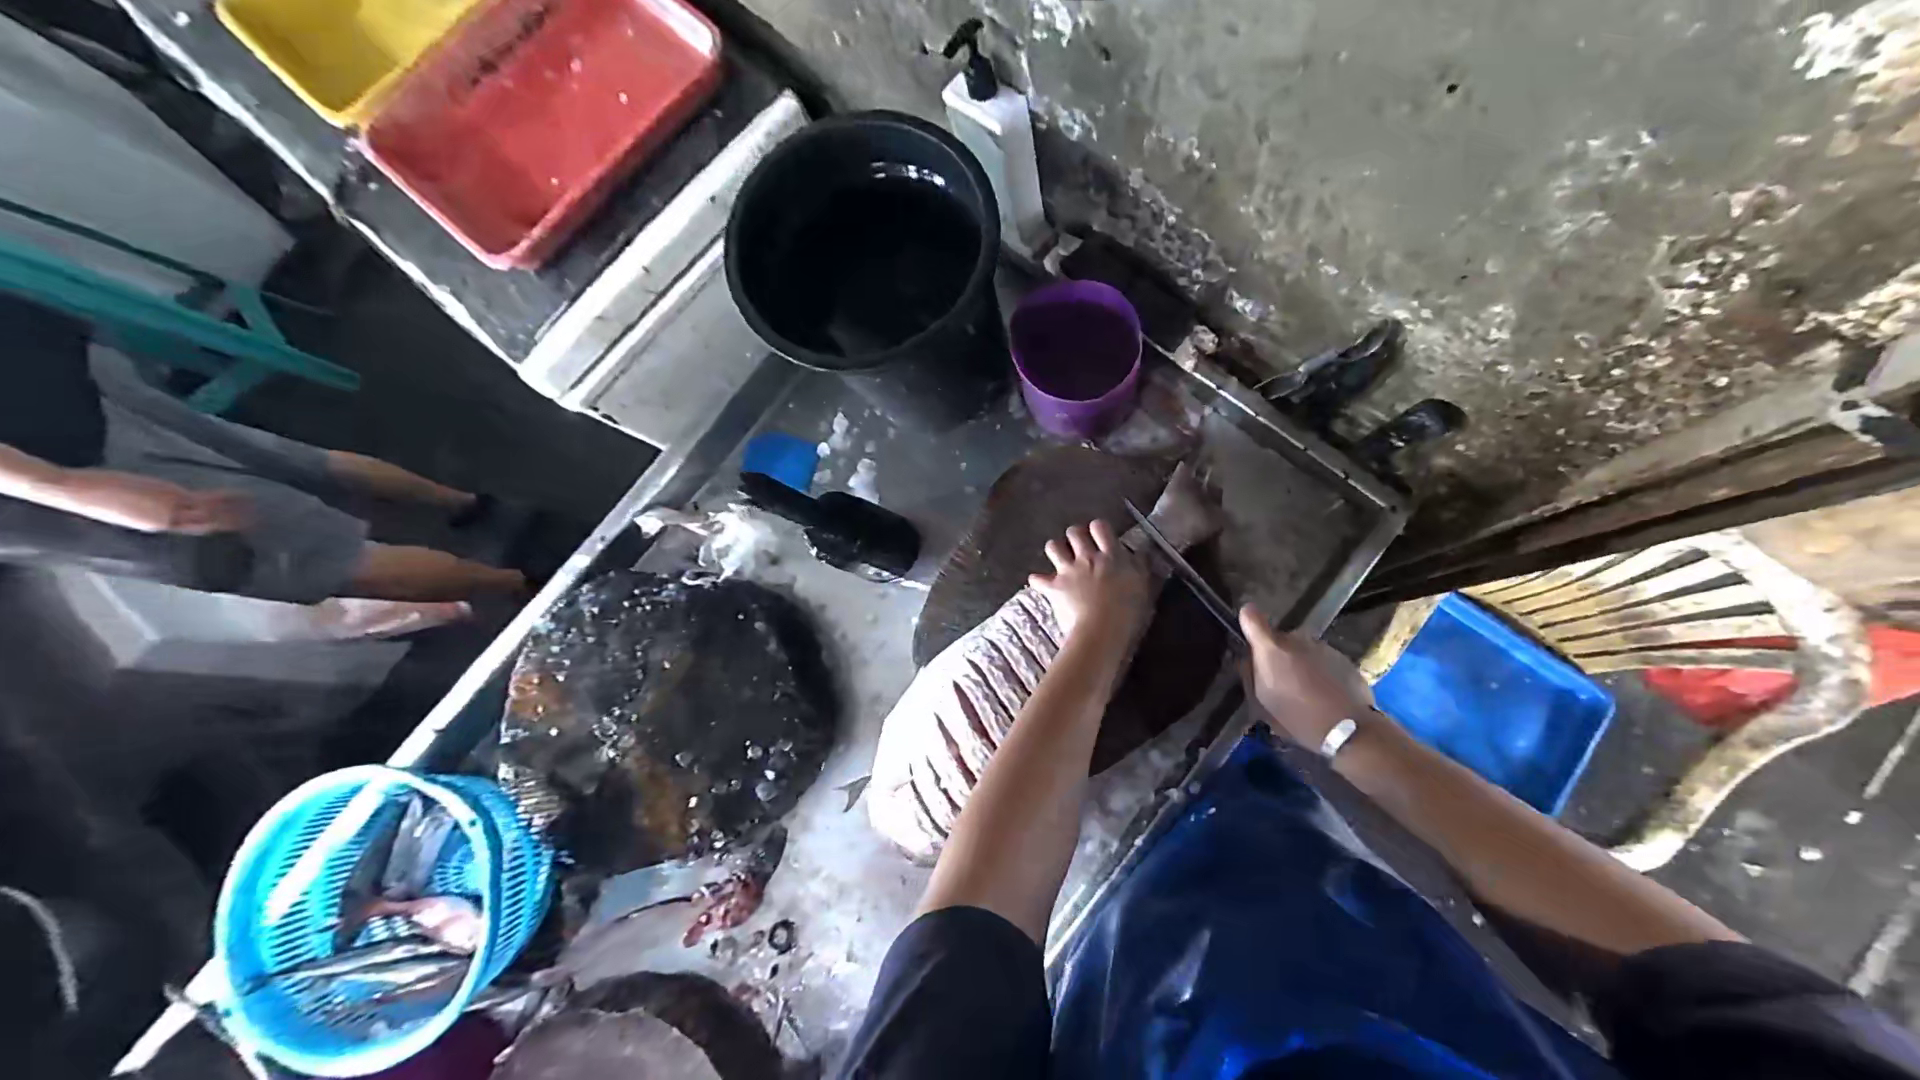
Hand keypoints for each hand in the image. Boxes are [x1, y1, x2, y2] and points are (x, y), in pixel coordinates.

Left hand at [58, 469, 252, 533]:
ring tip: (256, 508)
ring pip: (214, 514)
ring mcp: (171, 509)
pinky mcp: (170, 496)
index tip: (237, 528)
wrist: (71, 492)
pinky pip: (207, 499)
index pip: (197, 530)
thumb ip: (150, 511)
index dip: (219, 530)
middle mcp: (169, 522)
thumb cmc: (92, 502)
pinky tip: (241, 495)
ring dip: (238, 512)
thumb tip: (168, 511)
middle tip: (258, 523)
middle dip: (235, 524)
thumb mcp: (124, 512)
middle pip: (211, 525)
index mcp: (157, 527)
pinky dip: (227, 498)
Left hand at [1029, 519, 1151, 641]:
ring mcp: (1068, 571)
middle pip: (1074, 532)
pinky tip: (1041, 584)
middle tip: (1079, 547)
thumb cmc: (1129, 612)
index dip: (1097, 529)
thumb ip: (1139, 566)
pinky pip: (1037, 579)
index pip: (1099, 527)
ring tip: (1060, 559)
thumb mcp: (1143, 586)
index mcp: (1110, 556)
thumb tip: (1139, 552)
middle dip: (1074, 536)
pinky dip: (1038, 581)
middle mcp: (1087, 558)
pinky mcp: (1054, 587)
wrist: (1102, 632)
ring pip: (1053, 546)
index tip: (1099, 537)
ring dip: (1055, 550)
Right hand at [1239, 603, 1377, 745]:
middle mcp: (1296, 639)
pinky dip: (1321, 671)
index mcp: (1270, 649)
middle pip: (1280, 639)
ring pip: (1303, 649)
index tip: (1248, 629)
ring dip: (1301, 662)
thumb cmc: (1296, 717)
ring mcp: (1323, 646)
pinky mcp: (1344, 657)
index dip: (1248, 620)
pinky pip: (1323, 659)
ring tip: (1307, 690)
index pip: (1251, 617)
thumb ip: (1249, 674)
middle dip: (1278, 653)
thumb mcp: (1261, 702)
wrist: (1349, 729)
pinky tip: (1326, 693)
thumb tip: (1247, 658)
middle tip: (1282, 680)